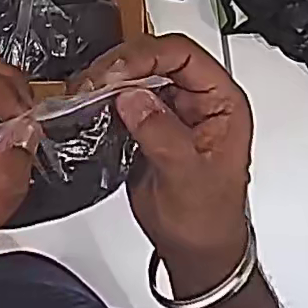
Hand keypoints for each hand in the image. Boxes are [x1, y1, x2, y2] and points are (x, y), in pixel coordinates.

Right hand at [73, 34, 252, 295]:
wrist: (196, 252)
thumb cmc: (207, 222)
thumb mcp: (188, 181)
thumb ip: (163, 136)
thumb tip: (133, 96)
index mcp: (221, 101)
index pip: (183, 55)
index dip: (147, 56)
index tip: (116, 72)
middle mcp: (198, 96)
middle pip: (157, 55)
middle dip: (122, 64)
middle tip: (94, 82)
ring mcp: (173, 105)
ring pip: (138, 69)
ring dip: (109, 77)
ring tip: (87, 91)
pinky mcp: (151, 116)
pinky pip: (126, 91)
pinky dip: (104, 94)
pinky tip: (90, 102)